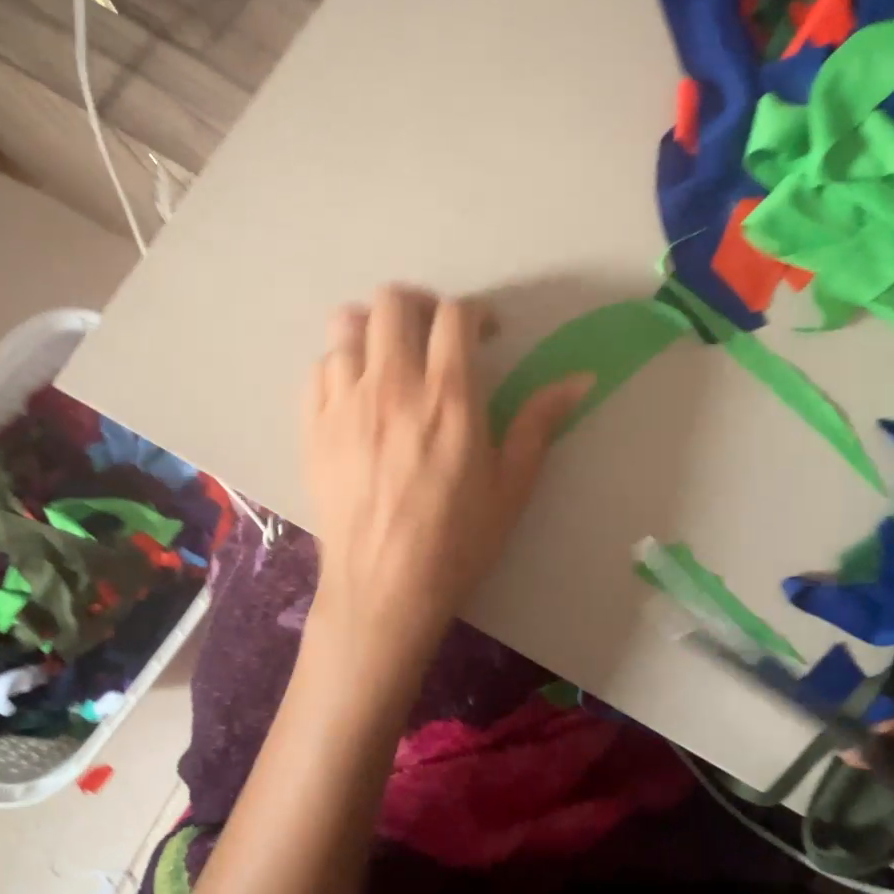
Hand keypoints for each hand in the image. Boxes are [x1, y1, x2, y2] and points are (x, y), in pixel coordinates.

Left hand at [304, 285, 591, 663]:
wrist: (383, 590)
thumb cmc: (456, 540)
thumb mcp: (512, 486)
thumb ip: (540, 422)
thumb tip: (581, 378)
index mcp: (447, 398)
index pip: (454, 315)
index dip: (475, 313)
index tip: (486, 335)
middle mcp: (391, 386)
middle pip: (392, 302)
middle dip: (420, 305)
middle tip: (435, 333)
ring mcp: (344, 404)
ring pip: (346, 326)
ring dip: (373, 329)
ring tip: (391, 355)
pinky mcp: (312, 427)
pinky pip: (318, 369)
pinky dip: (339, 366)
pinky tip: (356, 392)